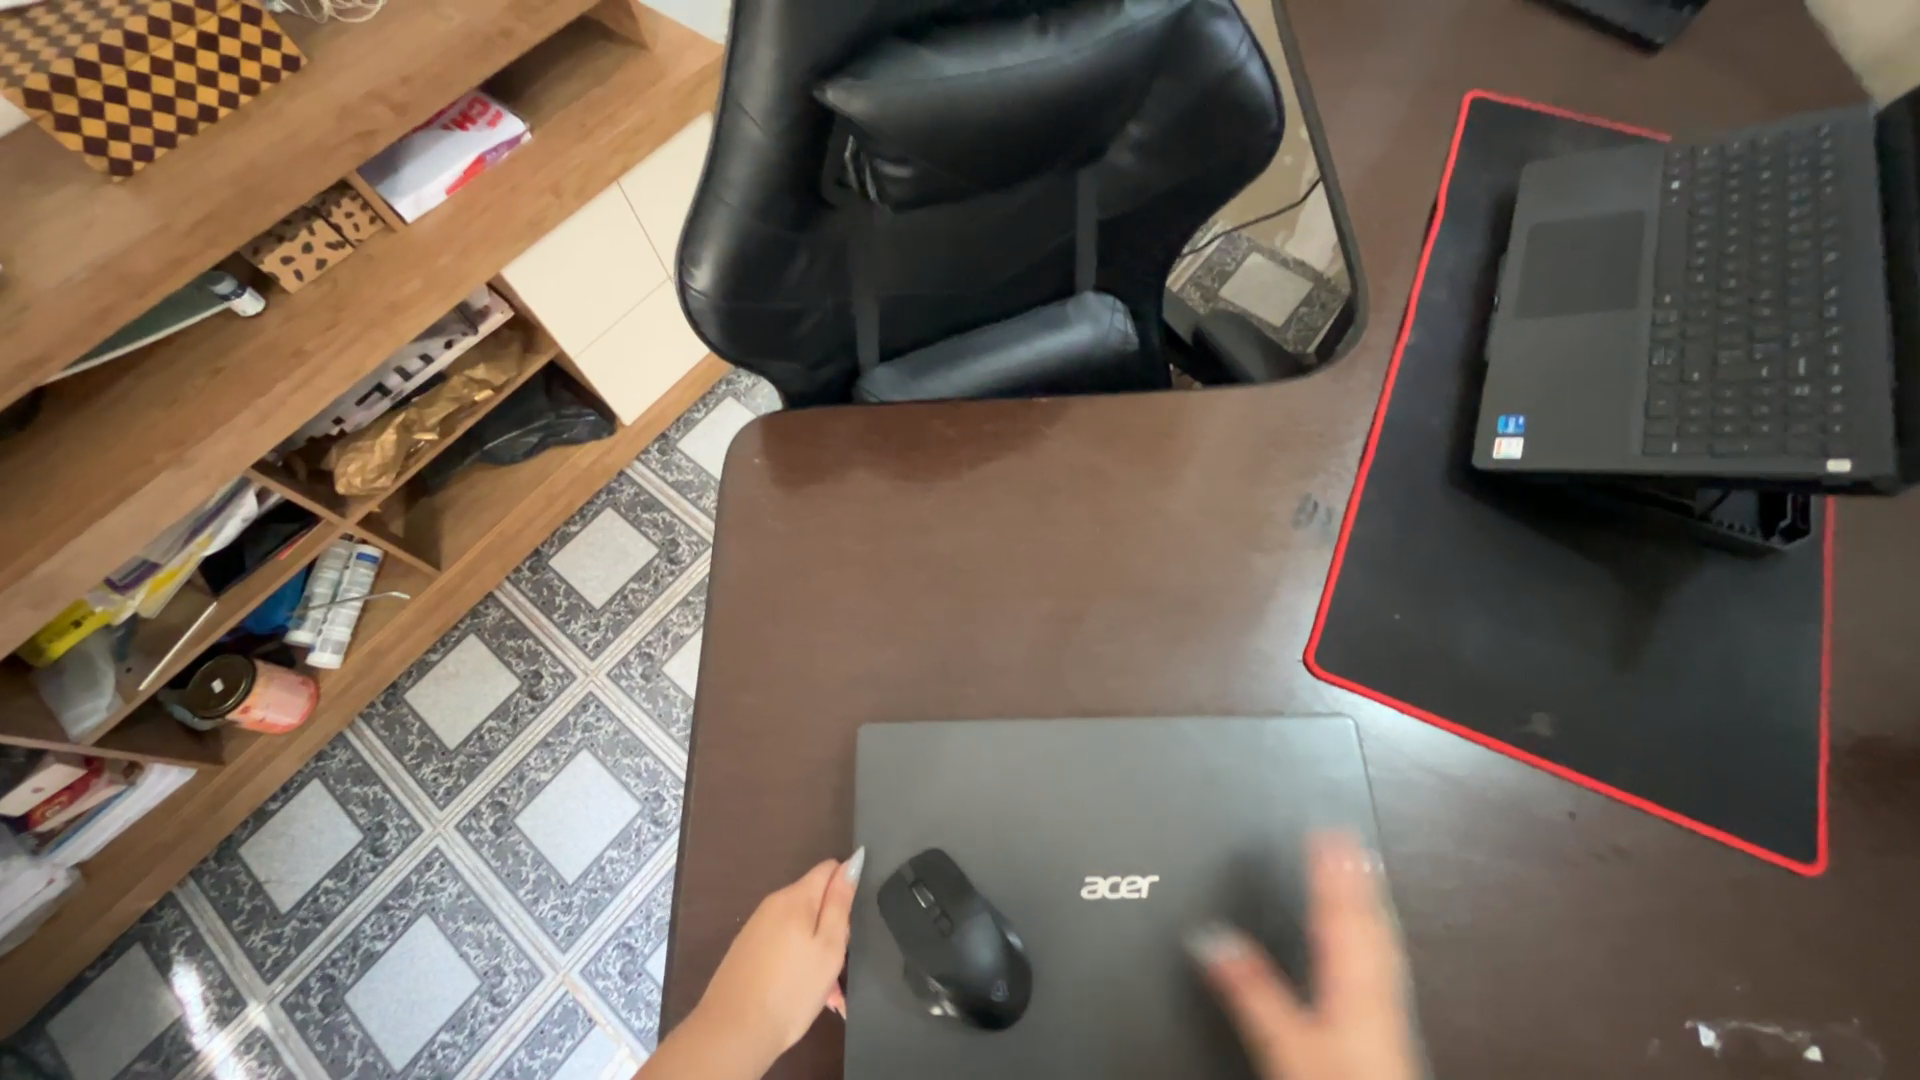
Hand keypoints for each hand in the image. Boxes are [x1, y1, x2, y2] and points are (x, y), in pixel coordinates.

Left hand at [688, 849, 863, 1068]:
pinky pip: (783, 944)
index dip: (847, 887)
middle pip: (814, 899)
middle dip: (831, 925)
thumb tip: (853, 861)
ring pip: (800, 926)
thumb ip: (840, 902)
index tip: (851, 923)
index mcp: (796, 897)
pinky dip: (797, 960)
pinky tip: (800, 991)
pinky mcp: (747, 949)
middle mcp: (774, 903)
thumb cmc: (792, 989)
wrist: (732, 1032)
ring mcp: (757, 926)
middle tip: (838, 964)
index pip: (829, 868)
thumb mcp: (828, 946)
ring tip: (824, 989)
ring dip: (816, 948)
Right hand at [1188, 832, 1417, 1079]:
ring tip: (1365, 866)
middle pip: (1365, 917)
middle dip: (1354, 874)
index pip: (1336, 910)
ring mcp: (1385, 1003)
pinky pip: (1384, 959)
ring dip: (1369, 897)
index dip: (1328, 868)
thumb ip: (1246, 986)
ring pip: (1379, 937)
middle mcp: (1372, 984)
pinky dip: (1376, 931)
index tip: (1323, 830)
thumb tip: (1210, 938)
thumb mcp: (1280, 1039)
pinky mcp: (1388, 1020)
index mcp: (1347, 978)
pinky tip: (1373, 931)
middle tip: (1347, 835)